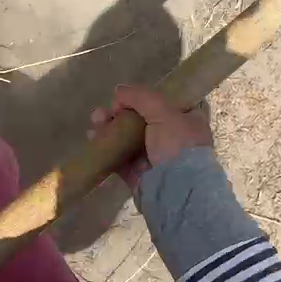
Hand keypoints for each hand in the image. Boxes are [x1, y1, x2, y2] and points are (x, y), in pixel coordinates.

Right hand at [89, 84, 213, 189]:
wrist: (176, 191)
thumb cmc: (178, 146)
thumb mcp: (164, 113)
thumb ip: (141, 97)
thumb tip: (118, 90)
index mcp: (187, 120)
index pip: (164, 102)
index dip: (142, 97)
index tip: (126, 97)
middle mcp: (172, 136)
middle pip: (139, 117)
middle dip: (118, 112)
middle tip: (103, 112)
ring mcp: (153, 155)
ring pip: (126, 135)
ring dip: (108, 126)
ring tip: (95, 122)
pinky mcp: (137, 171)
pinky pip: (118, 155)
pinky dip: (105, 145)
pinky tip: (93, 138)